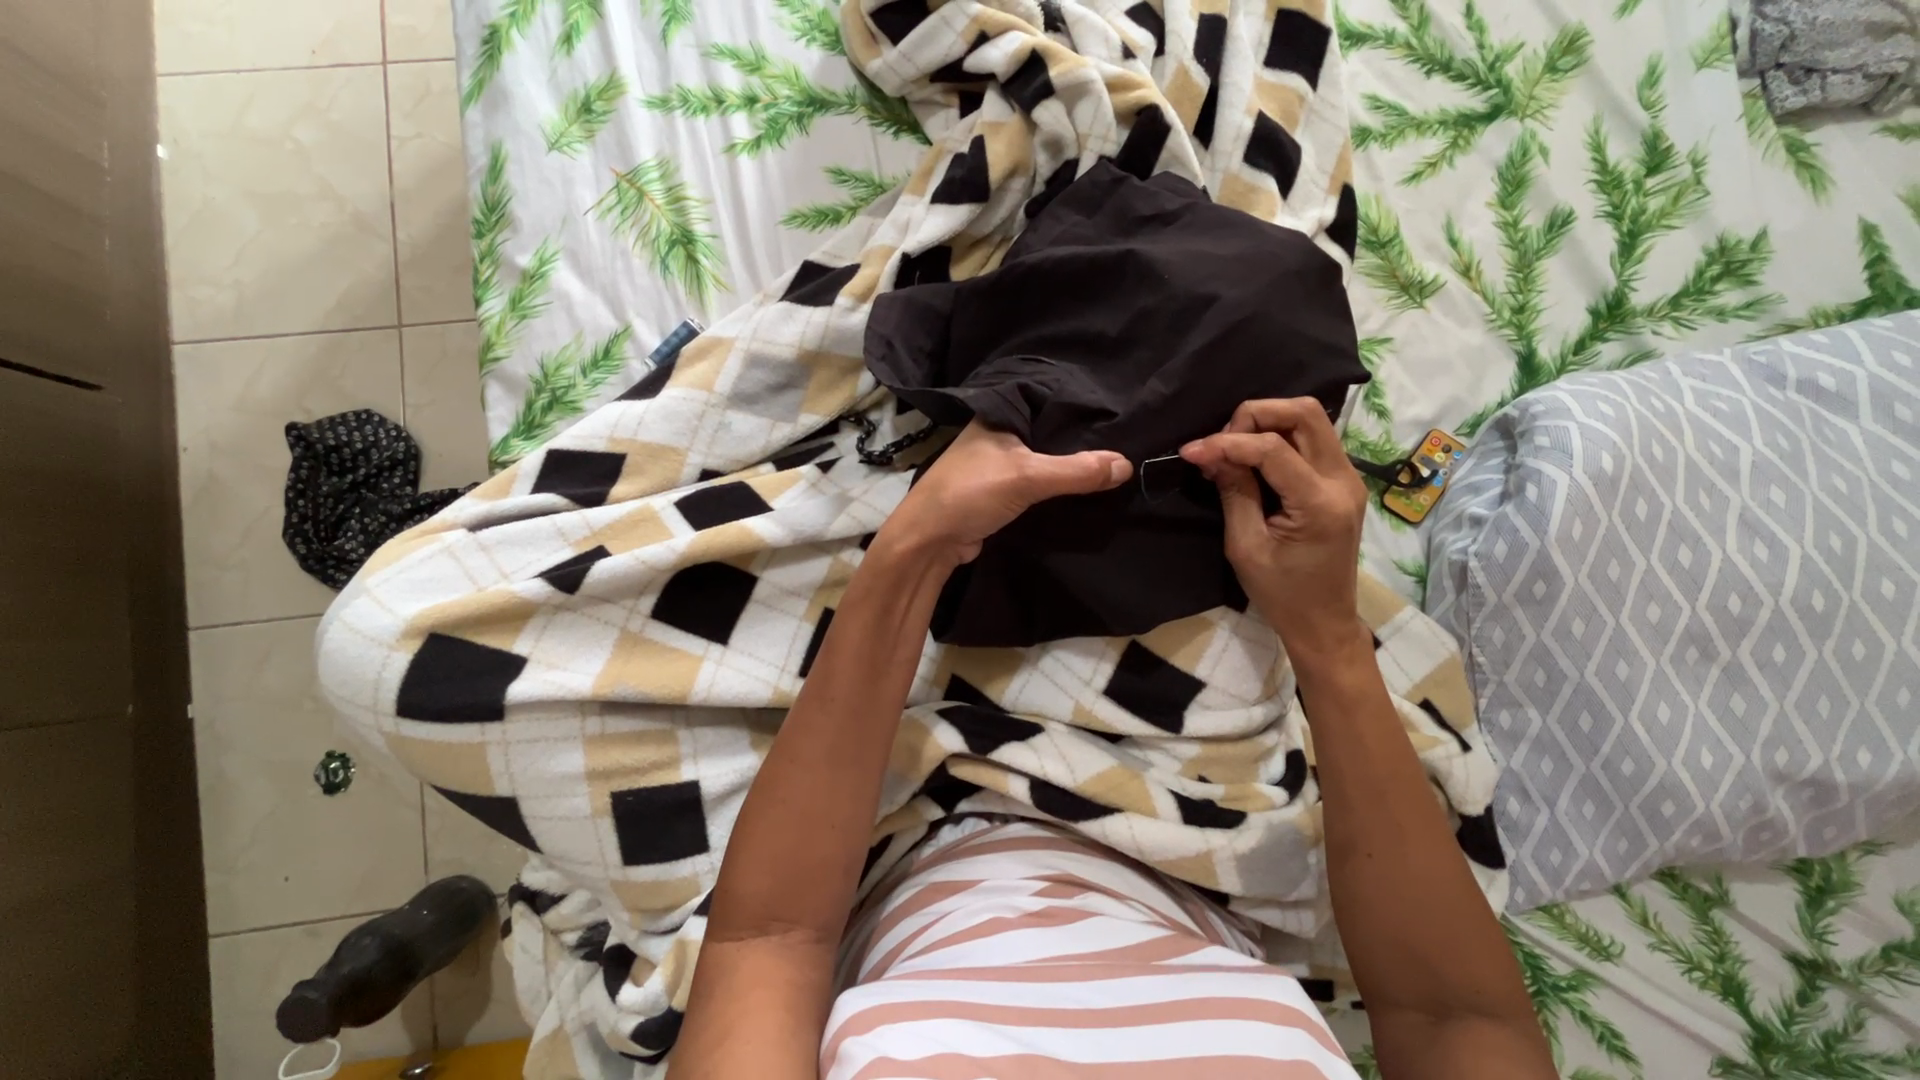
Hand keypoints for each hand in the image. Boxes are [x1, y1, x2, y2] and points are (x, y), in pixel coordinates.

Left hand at [877, 421, 1132, 566]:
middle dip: (1080, 439)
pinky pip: (1038, 483)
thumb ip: (1076, 470)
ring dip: (1069, 466)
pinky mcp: (1000, 491)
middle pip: (1050, 431)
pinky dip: (1057, 486)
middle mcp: (998, 431)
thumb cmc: (970, 493)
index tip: (1121, 412)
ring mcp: (997, 462)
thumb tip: (1127, 464)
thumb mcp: (1027, 477)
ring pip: (1044, 458)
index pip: (1049, 398)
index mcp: (999, 412)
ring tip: (1112, 464)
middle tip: (1126, 441)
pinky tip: (1085, 490)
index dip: (1081, 405)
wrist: (928, 541)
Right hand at [1180, 398, 1368, 661]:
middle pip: (1305, 412)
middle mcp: (1343, 481)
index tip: (1190, 452)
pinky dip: (1279, 438)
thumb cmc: (1281, 593)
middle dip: (1255, 415)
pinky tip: (1251, 459)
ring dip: (1267, 423)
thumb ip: (1234, 491)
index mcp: (1319, 503)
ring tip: (1232, 449)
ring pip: (1311, 420)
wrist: (1323, 621)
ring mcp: (1348, 478)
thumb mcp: (1245, 546)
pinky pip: (1312, 439)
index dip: (1226, 442)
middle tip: (1221, 442)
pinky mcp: (1343, 481)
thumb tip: (1212, 453)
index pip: (1272, 447)